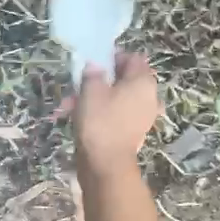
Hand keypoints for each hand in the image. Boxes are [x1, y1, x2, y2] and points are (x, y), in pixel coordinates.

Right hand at [74, 51, 160, 179]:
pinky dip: (102, 113)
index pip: (132, 58)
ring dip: (96, 99)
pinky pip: (118, 113)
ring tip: (71, 107)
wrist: (106, 163)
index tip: (92, 64)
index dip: (112, 57)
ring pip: (117, 97)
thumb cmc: (99, 122)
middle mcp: (149, 96)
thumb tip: (95, 65)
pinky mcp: (134, 130)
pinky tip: (82, 120)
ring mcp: (143, 115)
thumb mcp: (90, 91)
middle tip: (77, 88)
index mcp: (143, 81)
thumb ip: (93, 73)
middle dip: (98, 82)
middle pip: (124, 79)